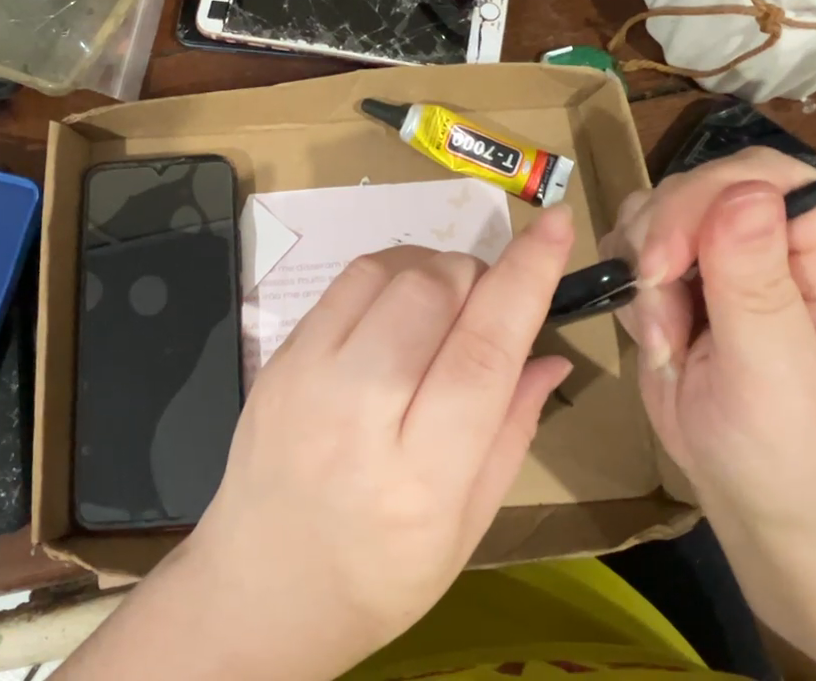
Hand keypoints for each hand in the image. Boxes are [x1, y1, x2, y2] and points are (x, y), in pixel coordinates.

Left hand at [134, 208, 575, 680]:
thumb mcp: (467, 529)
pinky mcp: (275, 361)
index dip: (526, 279)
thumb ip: (512, 431)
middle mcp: (358, 416)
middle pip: (429, 294)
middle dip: (474, 274)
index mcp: (421, 476)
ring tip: (442, 303)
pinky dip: (384, 278)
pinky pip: (339, 286)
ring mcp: (305, 380)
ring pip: (382, 273)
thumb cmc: (379, 576)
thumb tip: (551, 352)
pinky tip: (394, 312)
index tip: (555, 226)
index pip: (482, 352)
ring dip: (429, 268)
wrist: (260, 589)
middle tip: (484, 302)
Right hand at [600, 147, 815, 548]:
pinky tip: (653, 335)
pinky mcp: (682, 283)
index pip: (778, 179)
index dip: (714, 196)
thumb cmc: (792, 456)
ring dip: (641, 264)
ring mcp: (728, 262)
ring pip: (661, 209)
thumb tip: (743, 192)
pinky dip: (628, 284)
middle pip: (708, 185)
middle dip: (665, 235)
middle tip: (654, 297)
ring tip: (662, 336)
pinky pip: (635, 246)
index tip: (666, 256)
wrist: (760, 502)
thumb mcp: (779, 380)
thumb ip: (758, 288)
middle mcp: (781, 249)